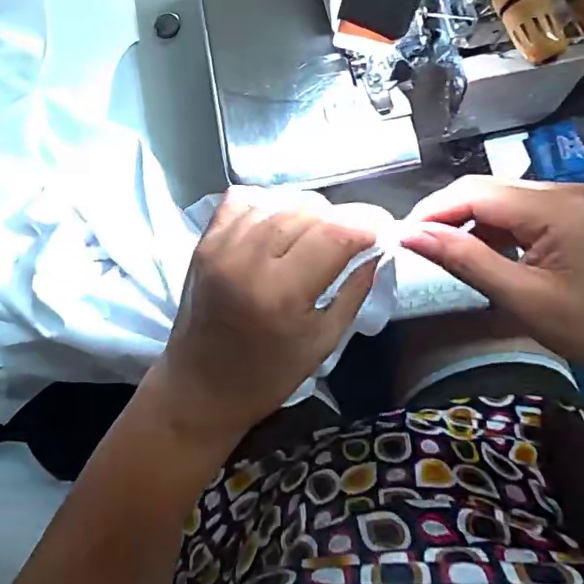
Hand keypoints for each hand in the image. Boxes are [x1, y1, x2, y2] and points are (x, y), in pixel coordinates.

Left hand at [155, 187, 392, 442]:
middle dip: (339, 219)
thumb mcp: (323, 342)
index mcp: (281, 293)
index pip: (335, 234)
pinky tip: (279, 224)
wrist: (200, 384)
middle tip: (350, 238)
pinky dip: (269, 204)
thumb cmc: (267, 375)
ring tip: (316, 234)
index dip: (367, 223)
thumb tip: (378, 251)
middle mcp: (249, 259)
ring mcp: (222, 245)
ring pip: (280, 200)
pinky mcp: (205, 240)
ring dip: (306, 211)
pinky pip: (244, 199)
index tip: (382, 228)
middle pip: (309, 211)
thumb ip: (354, 291)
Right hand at [400, 176, 583, 397]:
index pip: (474, 192)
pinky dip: (495, 230)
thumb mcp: (521, 297)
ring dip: (469, 222)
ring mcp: (573, 201)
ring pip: (500, 200)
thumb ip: (463, 259)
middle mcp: (563, 190)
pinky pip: (521, 212)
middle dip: (447, 214)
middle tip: (416, 245)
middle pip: (486, 190)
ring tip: (444, 253)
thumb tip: (409, 234)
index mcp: (555, 205)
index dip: (432, 210)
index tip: (400, 236)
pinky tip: (483, 254)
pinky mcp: (576, 216)